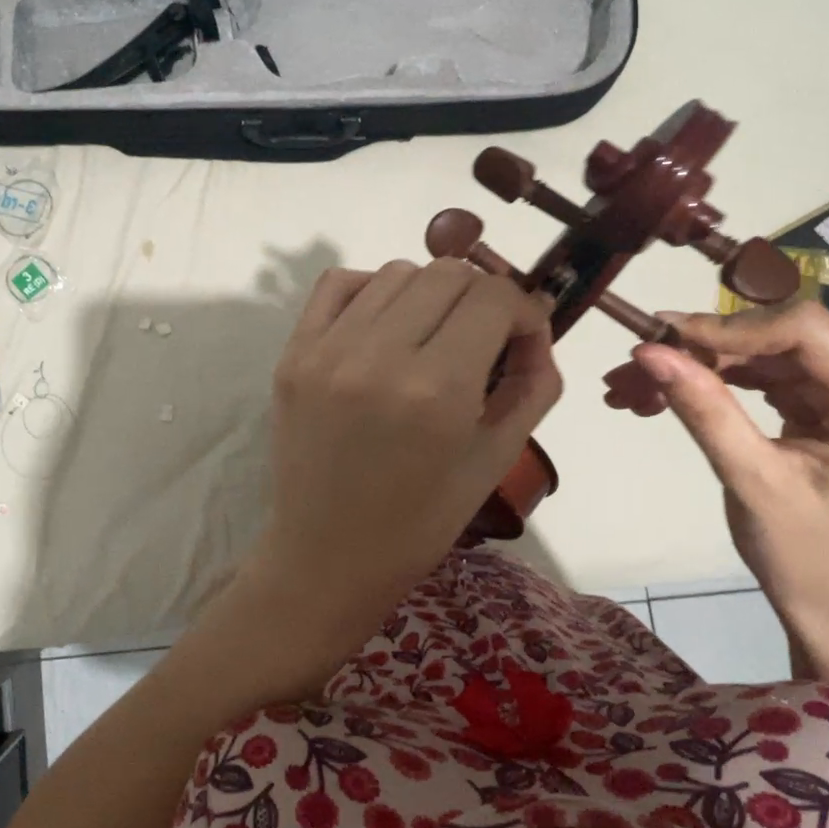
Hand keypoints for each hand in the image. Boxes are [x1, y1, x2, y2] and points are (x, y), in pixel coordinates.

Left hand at [250, 260, 562, 621]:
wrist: (326, 555)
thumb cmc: (420, 522)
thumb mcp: (495, 460)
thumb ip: (532, 385)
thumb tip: (535, 325)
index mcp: (437, 391)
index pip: (493, 297)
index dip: (522, 310)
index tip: (521, 340)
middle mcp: (378, 357)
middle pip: (448, 273)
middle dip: (481, 298)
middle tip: (482, 339)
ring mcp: (327, 352)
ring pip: (396, 272)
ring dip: (428, 294)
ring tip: (431, 336)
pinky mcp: (293, 355)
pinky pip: (338, 284)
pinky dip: (371, 290)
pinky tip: (383, 326)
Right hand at [603, 302, 828, 642]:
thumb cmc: (803, 553)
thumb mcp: (750, 480)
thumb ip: (705, 409)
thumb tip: (648, 351)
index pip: (807, 331)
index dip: (727, 328)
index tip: (658, 340)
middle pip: (782, 338)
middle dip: (701, 350)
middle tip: (629, 371)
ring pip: (766, 351)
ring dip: (698, 365)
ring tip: (633, 387)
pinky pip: (768, 371)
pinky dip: (715, 379)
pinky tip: (667, 392)